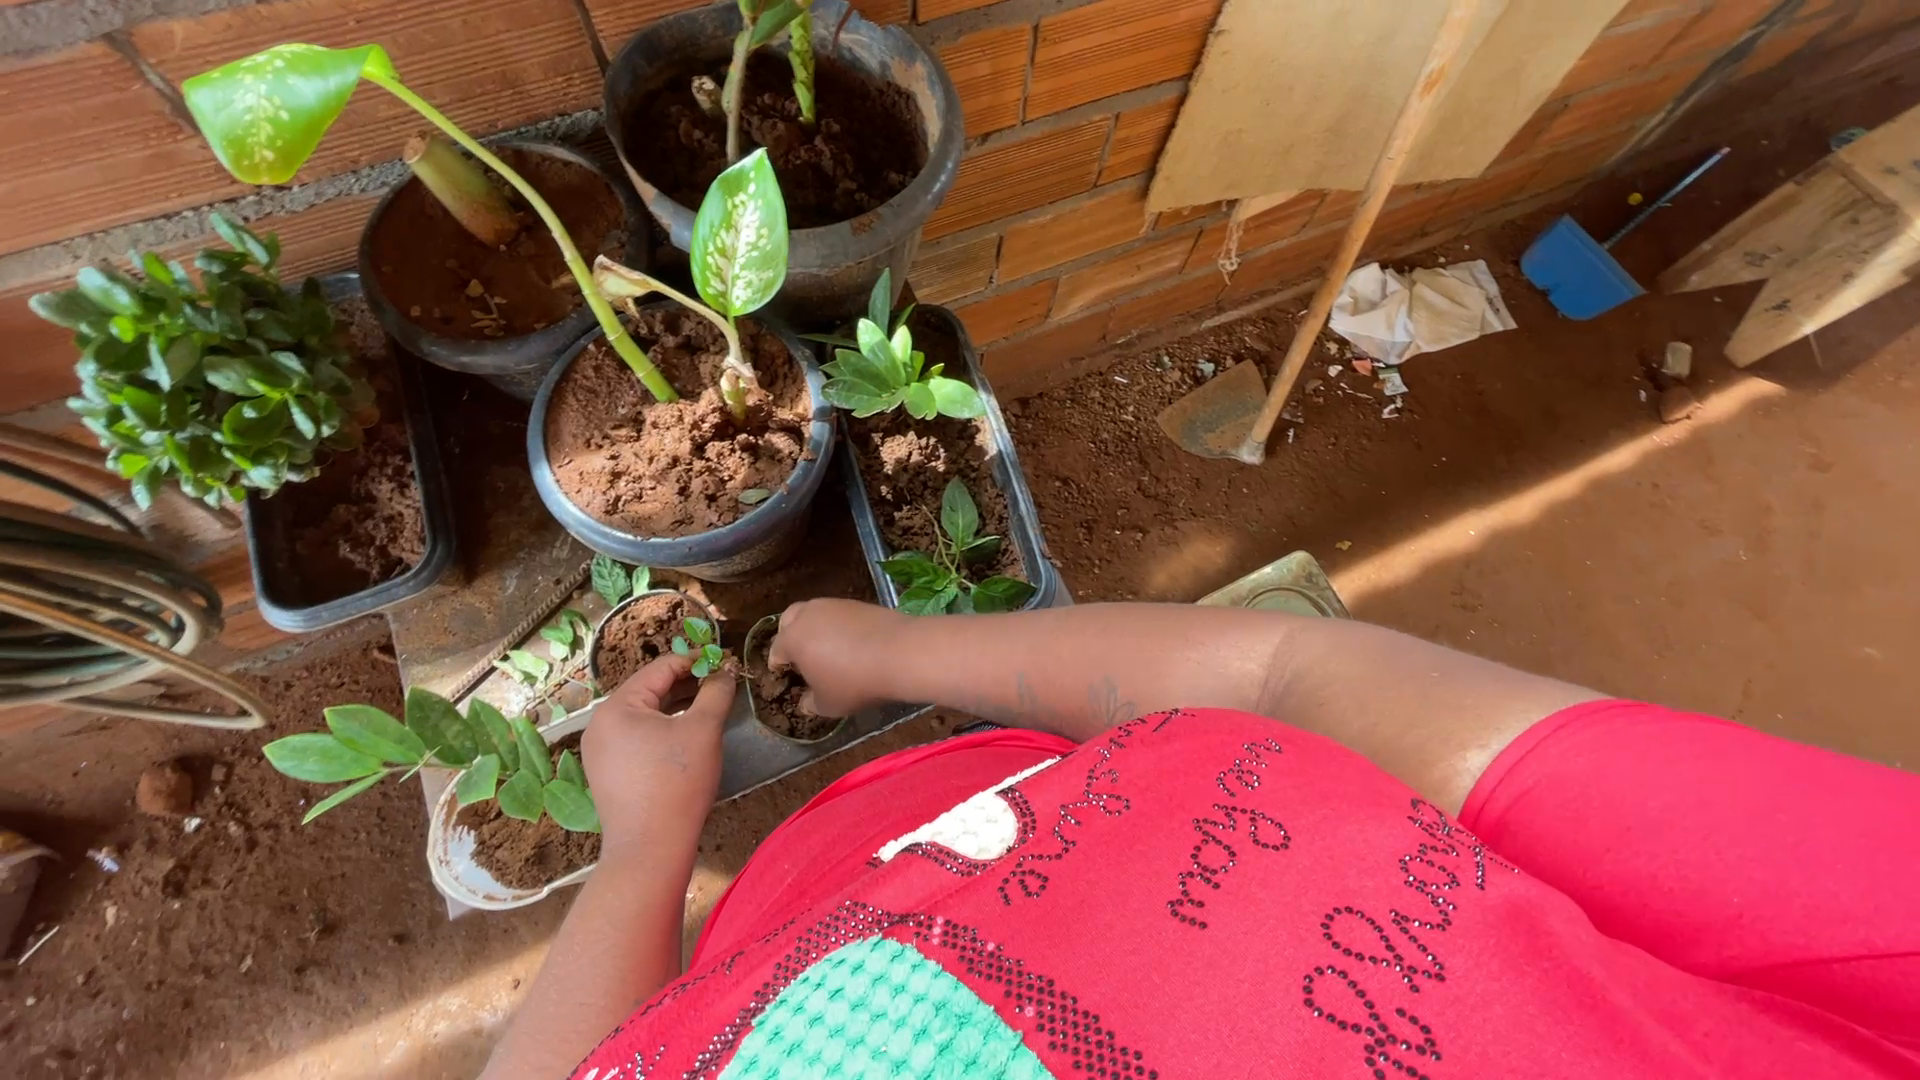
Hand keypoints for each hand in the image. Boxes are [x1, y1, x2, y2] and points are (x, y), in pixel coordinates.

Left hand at [581, 653, 734, 866]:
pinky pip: (637, 736)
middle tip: (720, 684)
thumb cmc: (677, 781)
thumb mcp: (704, 729)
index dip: (696, 662)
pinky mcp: (606, 771)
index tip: (724, 663)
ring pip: (644, 714)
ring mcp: (599, 750)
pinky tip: (686, 735)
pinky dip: (663, 728)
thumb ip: (715, 692)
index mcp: (617, 706)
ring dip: (676, 705)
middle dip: (687, 684)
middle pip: (650, 689)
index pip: (661, 668)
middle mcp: (600, 723)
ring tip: (708, 706)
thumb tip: (724, 671)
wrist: (650, 847)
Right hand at [768, 599, 913, 715]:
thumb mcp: (828, 704)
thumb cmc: (854, 682)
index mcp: (793, 638)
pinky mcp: (858, 603)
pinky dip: (838, 625)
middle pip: (790, 620)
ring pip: (815, 612)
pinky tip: (850, 641)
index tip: (781, 672)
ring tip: (826, 646)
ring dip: (815, 626)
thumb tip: (806, 702)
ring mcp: (835, 605)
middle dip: (790, 634)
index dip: (778, 663)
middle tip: (799, 653)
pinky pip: (839, 613)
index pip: (777, 649)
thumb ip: (812, 703)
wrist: (899, 652)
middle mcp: (809, 615)